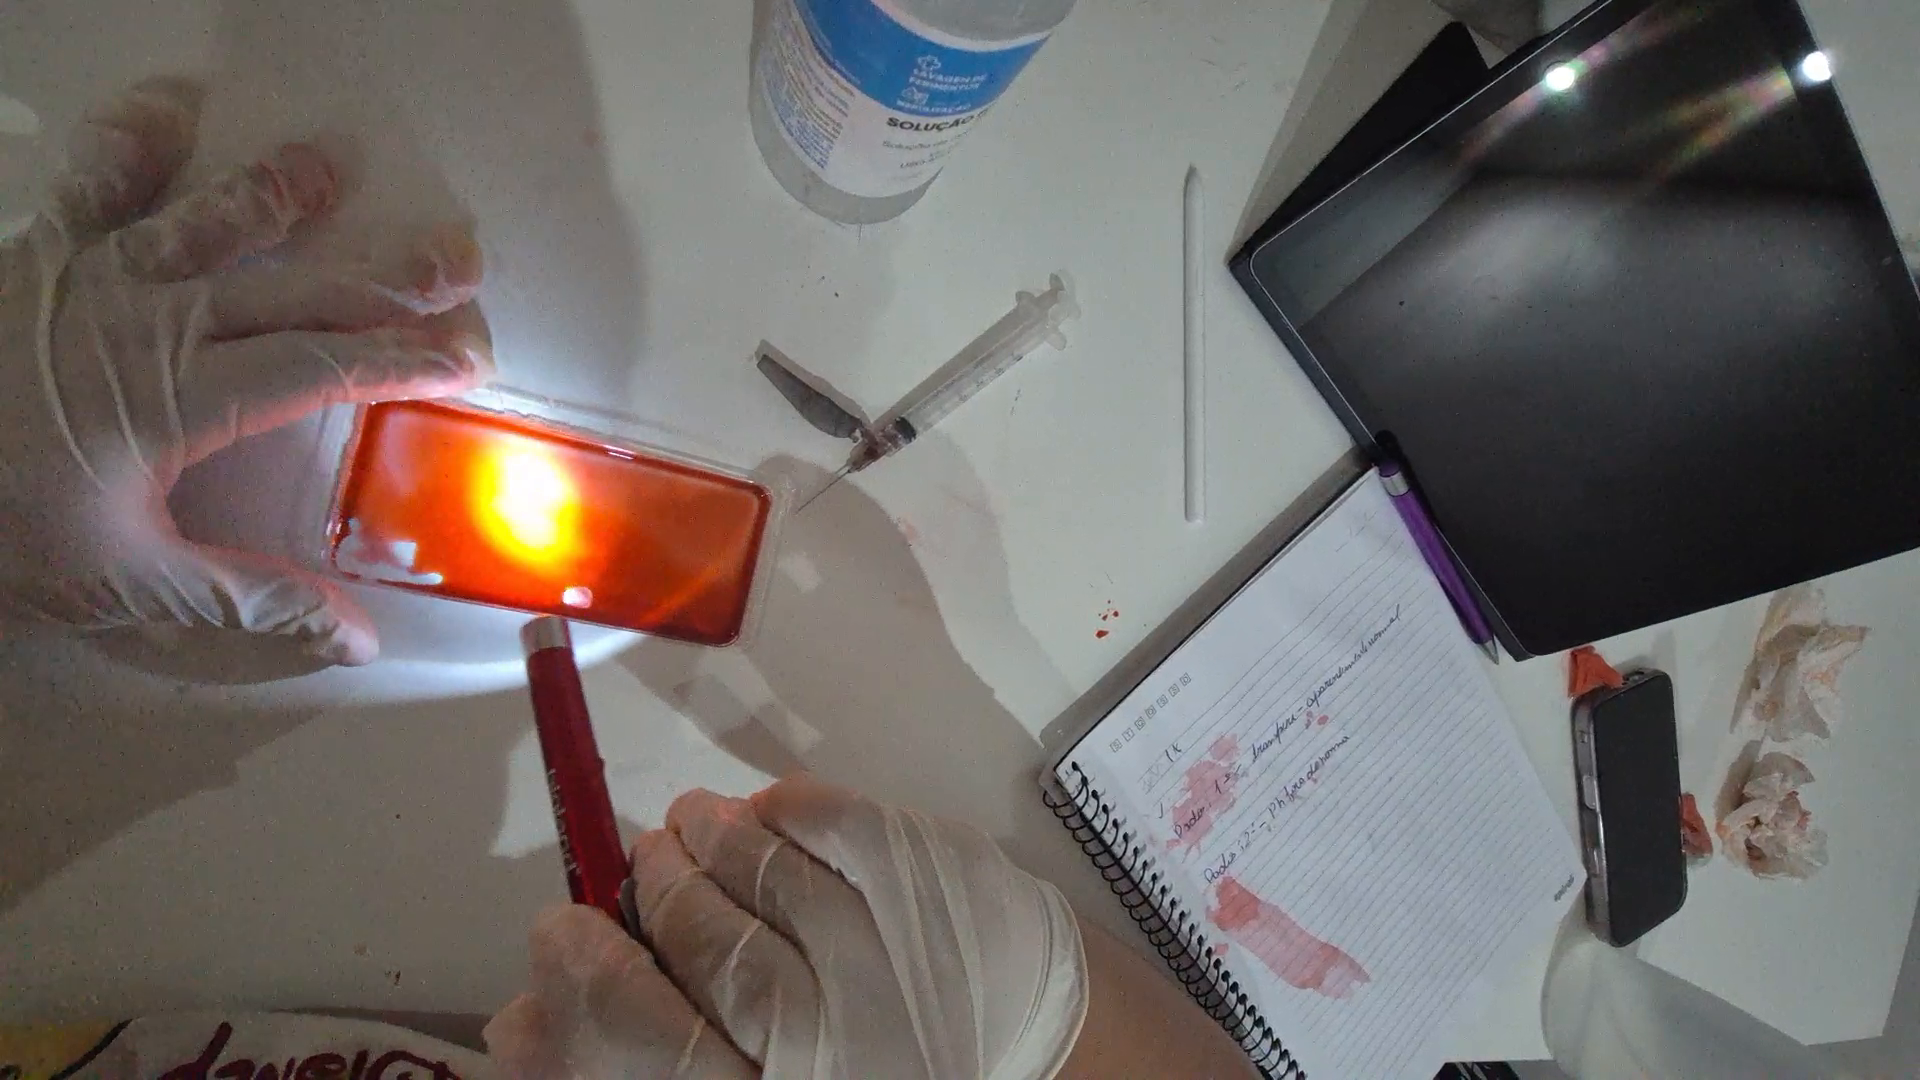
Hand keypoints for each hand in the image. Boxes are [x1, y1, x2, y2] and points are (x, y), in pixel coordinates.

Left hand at [0, 77, 492, 667]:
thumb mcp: (122, 584)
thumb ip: (251, 604)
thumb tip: (357, 641)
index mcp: (177, 399)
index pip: (325, 368)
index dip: (406, 360)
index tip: (471, 359)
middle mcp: (147, 322)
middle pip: (296, 290)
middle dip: (390, 279)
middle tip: (460, 262)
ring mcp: (86, 273)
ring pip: (207, 221)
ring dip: (283, 193)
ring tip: (338, 163)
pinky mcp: (34, 248)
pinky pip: (90, 179)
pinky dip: (136, 140)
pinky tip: (181, 111)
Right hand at [486, 776, 1088, 1077]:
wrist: (1019, 1023)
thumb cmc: (865, 1054)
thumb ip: (631, 1060)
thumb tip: (517, 1015)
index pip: (654, 1053)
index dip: (591, 987)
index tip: (557, 928)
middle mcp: (840, 1033)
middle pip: (713, 950)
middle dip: (656, 895)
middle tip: (633, 858)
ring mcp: (888, 938)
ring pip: (766, 875)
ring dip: (708, 840)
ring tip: (682, 823)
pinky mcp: (925, 867)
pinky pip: (831, 818)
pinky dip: (780, 807)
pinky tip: (756, 807)